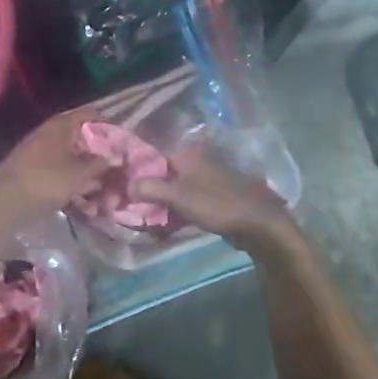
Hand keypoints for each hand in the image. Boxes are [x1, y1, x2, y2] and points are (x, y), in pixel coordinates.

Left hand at [0, 109, 110, 222]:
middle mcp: (50, 134)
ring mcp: (40, 153)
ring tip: (105, 189)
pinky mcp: (34, 172)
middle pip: (82, 138)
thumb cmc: (46, 180)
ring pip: (72, 158)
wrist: (4, 202)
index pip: (91, 115)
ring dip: (88, 172)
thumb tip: (116, 158)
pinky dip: (73, 182)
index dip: (109, 126)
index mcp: (62, 125)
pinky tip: (85, 200)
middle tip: (117, 169)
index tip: (124, 144)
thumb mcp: (80, 173)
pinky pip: (60, 172)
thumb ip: (101, 164)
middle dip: (100, 154)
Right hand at [133, 145, 295, 252]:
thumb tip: (127, 185)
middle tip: (128, 202)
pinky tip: (166, 224)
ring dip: (160, 201)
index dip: (137, 165)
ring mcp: (206, 182)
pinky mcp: (212, 199)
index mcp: (187, 156)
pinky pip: (186, 202)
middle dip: (147, 186)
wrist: (257, 222)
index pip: (154, 153)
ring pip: (175, 188)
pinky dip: (175, 210)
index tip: (121, 179)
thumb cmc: (216, 204)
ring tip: (143, 215)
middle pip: (163, 172)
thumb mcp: (178, 195)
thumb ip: (151, 188)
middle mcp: (196, 164)